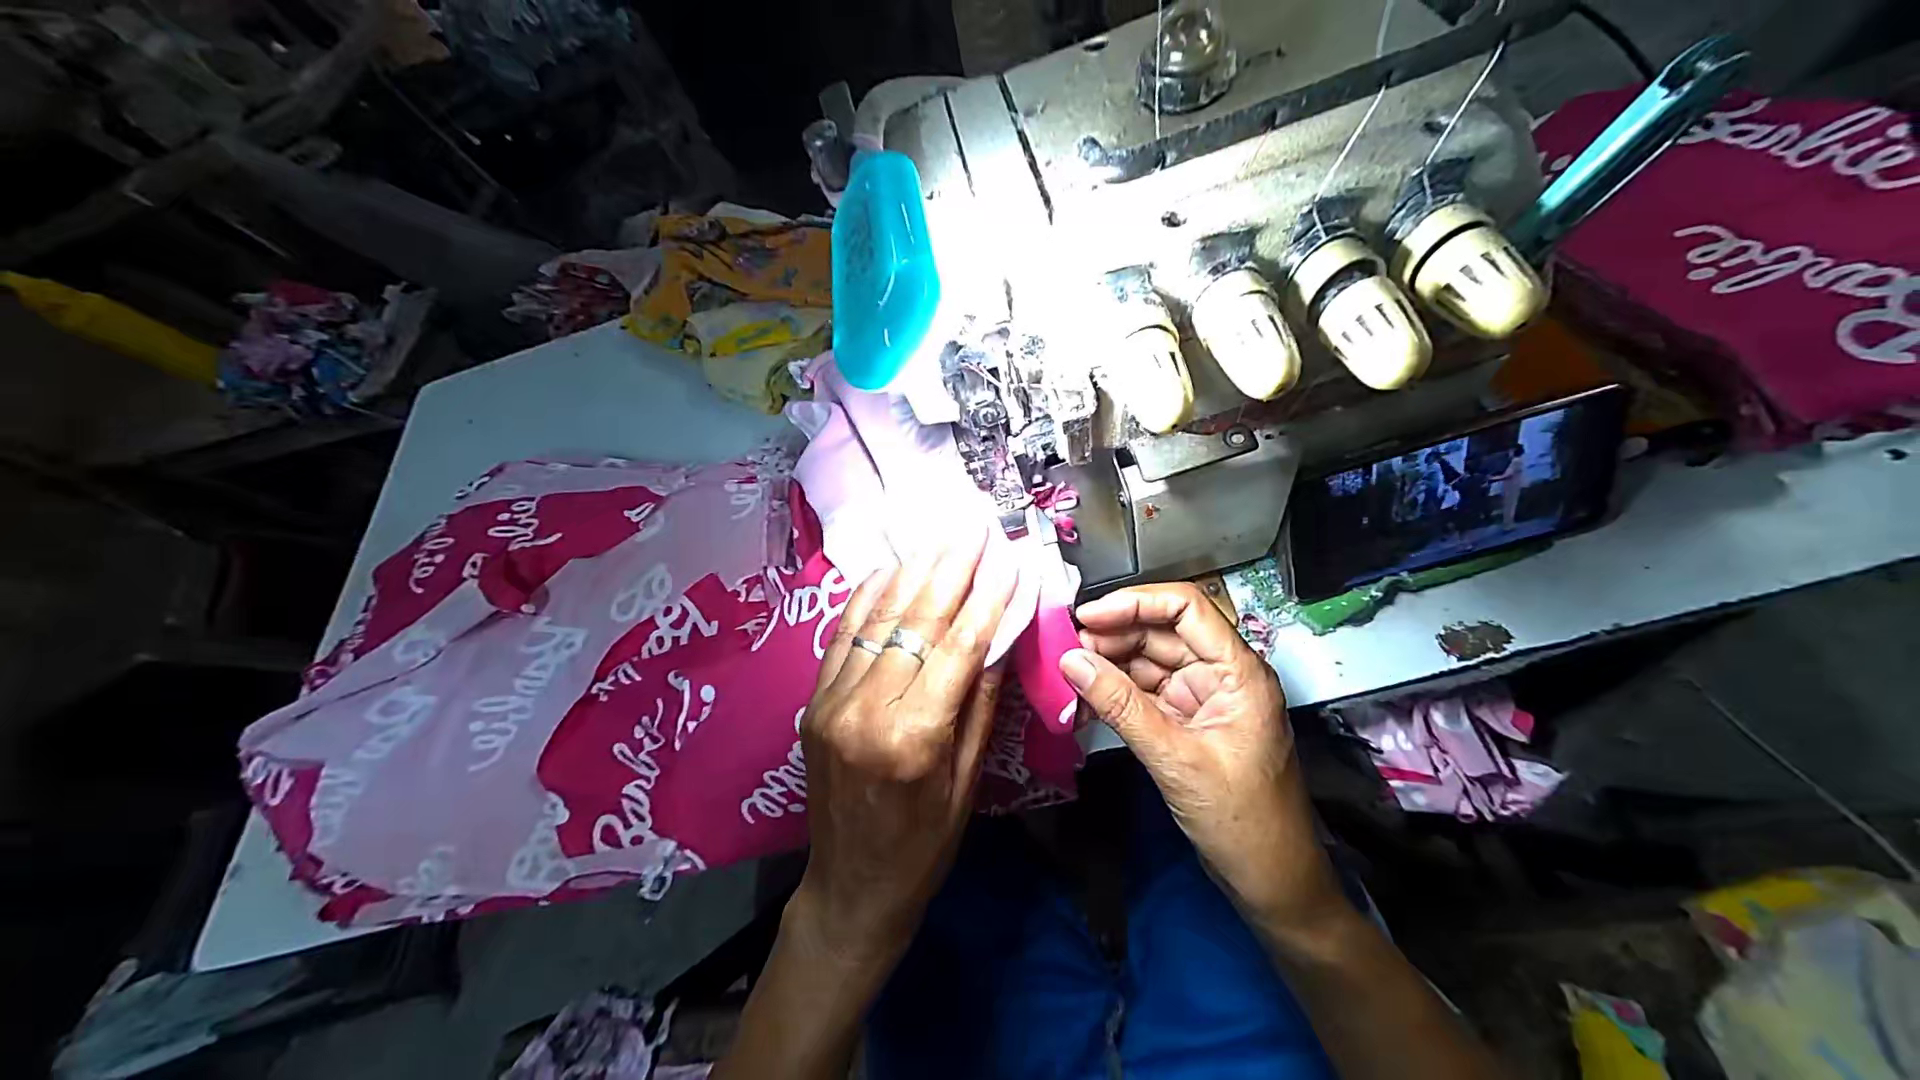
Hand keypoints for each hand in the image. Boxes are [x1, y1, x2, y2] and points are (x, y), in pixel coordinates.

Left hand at [793, 529, 1015, 967]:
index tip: (1008, 559)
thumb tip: (999, 637)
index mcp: (913, 738)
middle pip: (916, 623)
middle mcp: (866, 710)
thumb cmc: (923, 846)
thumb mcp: (967, 783)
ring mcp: (831, 702)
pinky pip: (841, 636)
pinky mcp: (813, 701)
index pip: (959, 648)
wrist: (850, 885)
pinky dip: (864, 598)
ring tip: (938, 538)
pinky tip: (887, 569)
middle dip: (950, 570)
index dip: (988, 599)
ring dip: (910, 574)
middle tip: (973, 528)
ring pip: (877, 620)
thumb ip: (981, 704)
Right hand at [1058, 584, 1345, 931]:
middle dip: (1113, 635)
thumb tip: (1071, 661)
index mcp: (1238, 671)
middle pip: (1161, 633)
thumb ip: (1121, 706)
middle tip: (1066, 647)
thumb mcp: (1177, 759)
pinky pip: (1144, 693)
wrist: (1271, 882)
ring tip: (1067, 670)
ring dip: (1108, 664)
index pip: (1186, 609)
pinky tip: (1084, 696)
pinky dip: (1114, 692)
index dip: (1134, 603)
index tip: (1088, 616)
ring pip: (1148, 662)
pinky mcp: (1185, 722)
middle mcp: (1221, 675)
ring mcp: (1201, 698)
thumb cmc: (1243, 821)